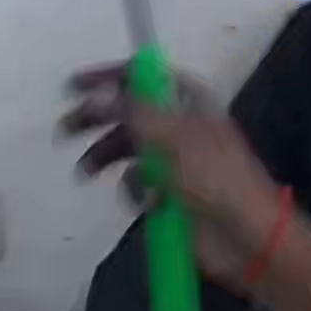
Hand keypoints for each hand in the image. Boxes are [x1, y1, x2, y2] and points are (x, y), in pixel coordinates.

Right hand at [61, 64, 286, 287]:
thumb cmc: (213, 176)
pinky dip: (134, 189)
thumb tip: (96, 94)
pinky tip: (146, 201)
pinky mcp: (167, 188)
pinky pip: (136, 180)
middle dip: (97, 118)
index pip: (141, 75)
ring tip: (85, 172)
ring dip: (105, 156)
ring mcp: (171, 156)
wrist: (245, 235)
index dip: (107, 77)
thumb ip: (131, 113)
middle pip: (127, 110)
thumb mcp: (172, 138)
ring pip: (126, 146)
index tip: (74, 86)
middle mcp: (177, 120)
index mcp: (187, 97)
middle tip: (64, 130)